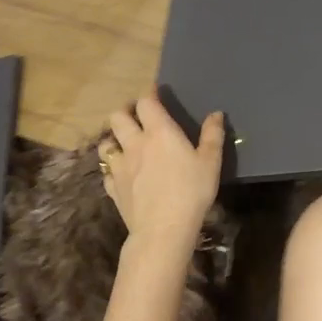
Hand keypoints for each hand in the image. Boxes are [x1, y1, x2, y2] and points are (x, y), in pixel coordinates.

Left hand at [102, 92, 223, 246]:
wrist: (163, 228)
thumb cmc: (192, 191)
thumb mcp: (211, 161)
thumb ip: (213, 135)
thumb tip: (216, 114)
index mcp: (160, 133)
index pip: (146, 103)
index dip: (149, 94)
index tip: (155, 92)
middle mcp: (135, 144)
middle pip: (118, 117)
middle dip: (126, 112)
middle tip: (138, 115)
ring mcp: (120, 166)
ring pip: (105, 143)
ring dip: (114, 138)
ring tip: (125, 141)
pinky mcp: (112, 187)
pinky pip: (106, 170)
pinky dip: (112, 166)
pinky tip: (122, 171)